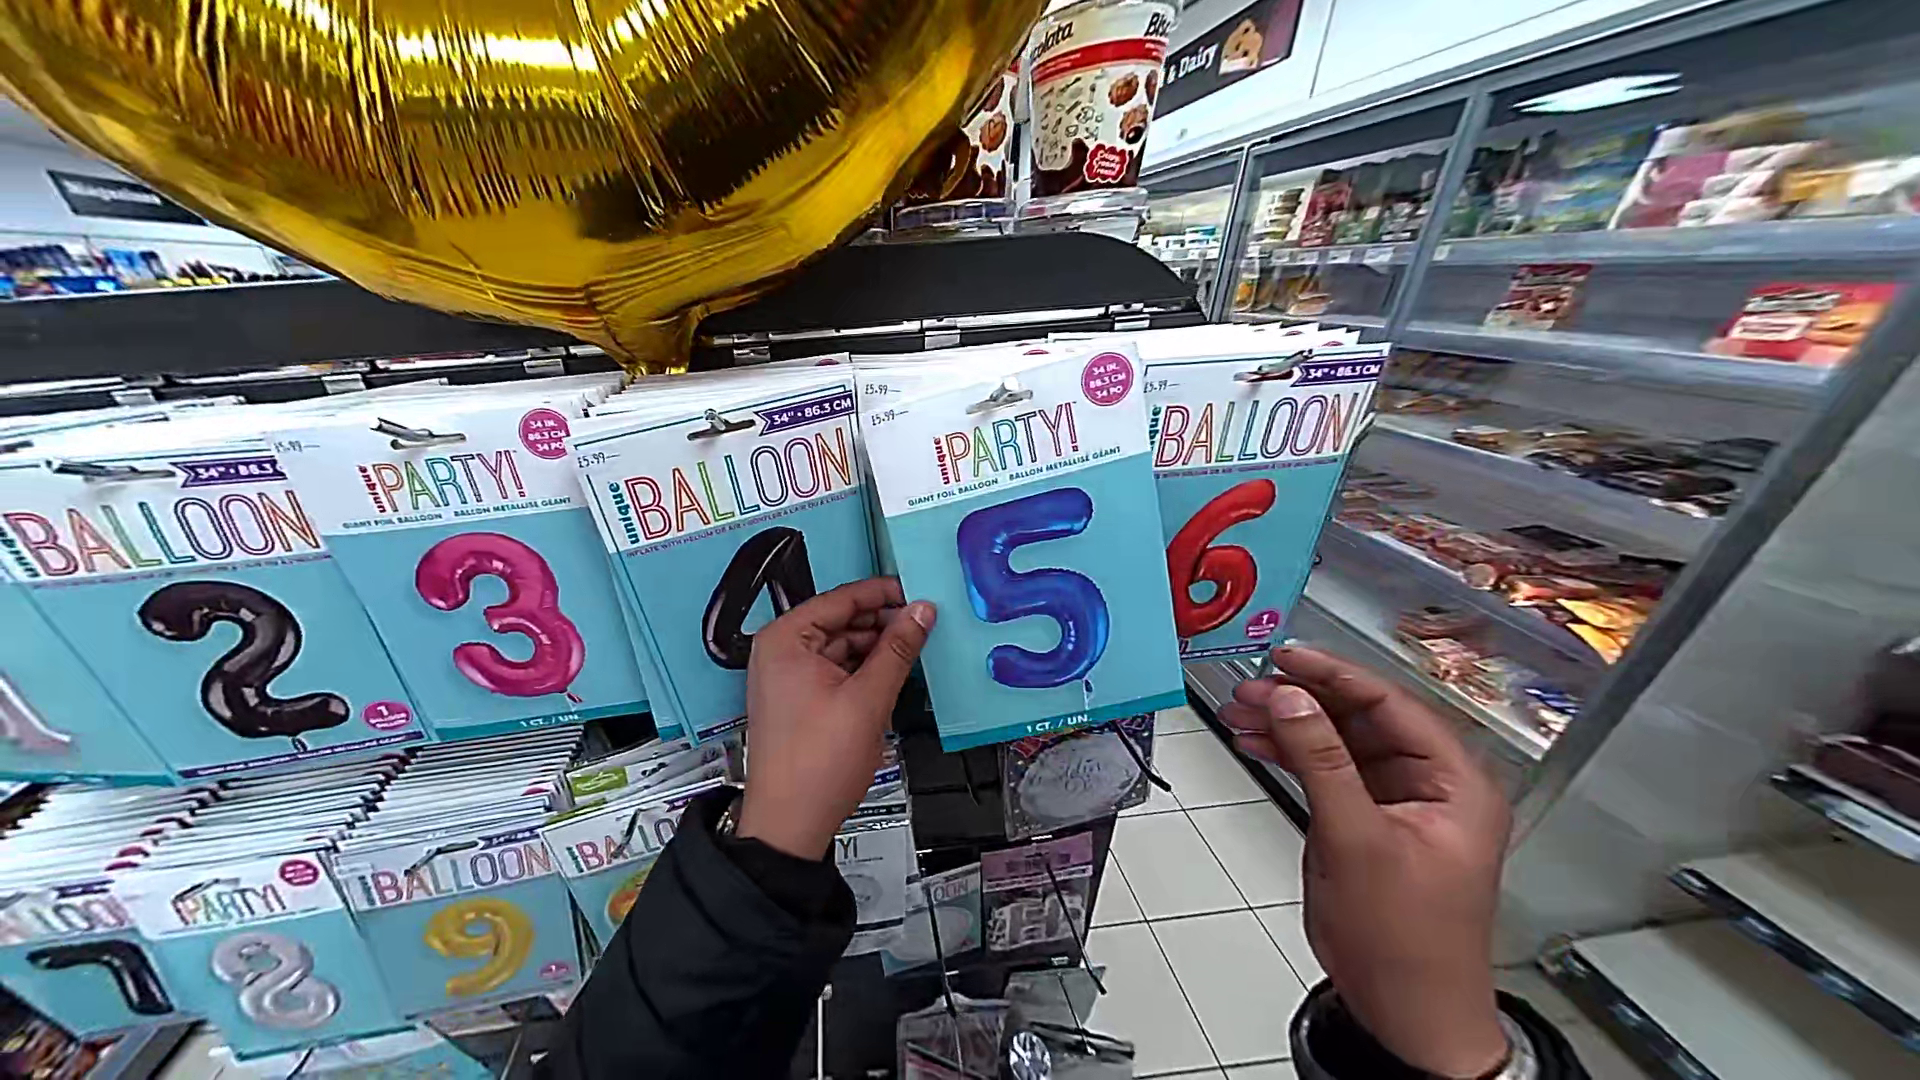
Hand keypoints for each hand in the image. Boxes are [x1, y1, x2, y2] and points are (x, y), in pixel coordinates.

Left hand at [738, 577, 934, 859]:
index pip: (842, 599)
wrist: (791, 825)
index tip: (918, 593)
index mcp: (786, 639)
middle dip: (883, 622)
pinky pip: (838, 668)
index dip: (884, 594)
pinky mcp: (800, 697)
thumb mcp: (869, 698)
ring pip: (843, 645)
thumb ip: (898, 648)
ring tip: (914, 649)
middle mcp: (781, 650)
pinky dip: (865, 668)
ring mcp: (789, 675)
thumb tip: (922, 611)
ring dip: (877, 646)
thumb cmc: (818, 763)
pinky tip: (893, 672)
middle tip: (924, 624)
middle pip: (842, 620)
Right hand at [1220, 646, 1510, 1078]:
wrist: (1400, 1008)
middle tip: (1251, 688)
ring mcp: (1388, 797)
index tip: (1287, 657)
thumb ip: (1321, 761)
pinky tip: (1253, 741)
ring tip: (1240, 711)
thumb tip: (1290, 698)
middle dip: (1301, 699)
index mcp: (1452, 782)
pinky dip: (1285, 750)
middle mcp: (1424, 782)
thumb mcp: (1358, 839)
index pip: (1392, 704)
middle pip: (1357, 716)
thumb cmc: (1404, 938)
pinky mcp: (1358, 813)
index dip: (1336, 674)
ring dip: (1286, 723)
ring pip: (1332, 738)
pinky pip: (1319, 765)